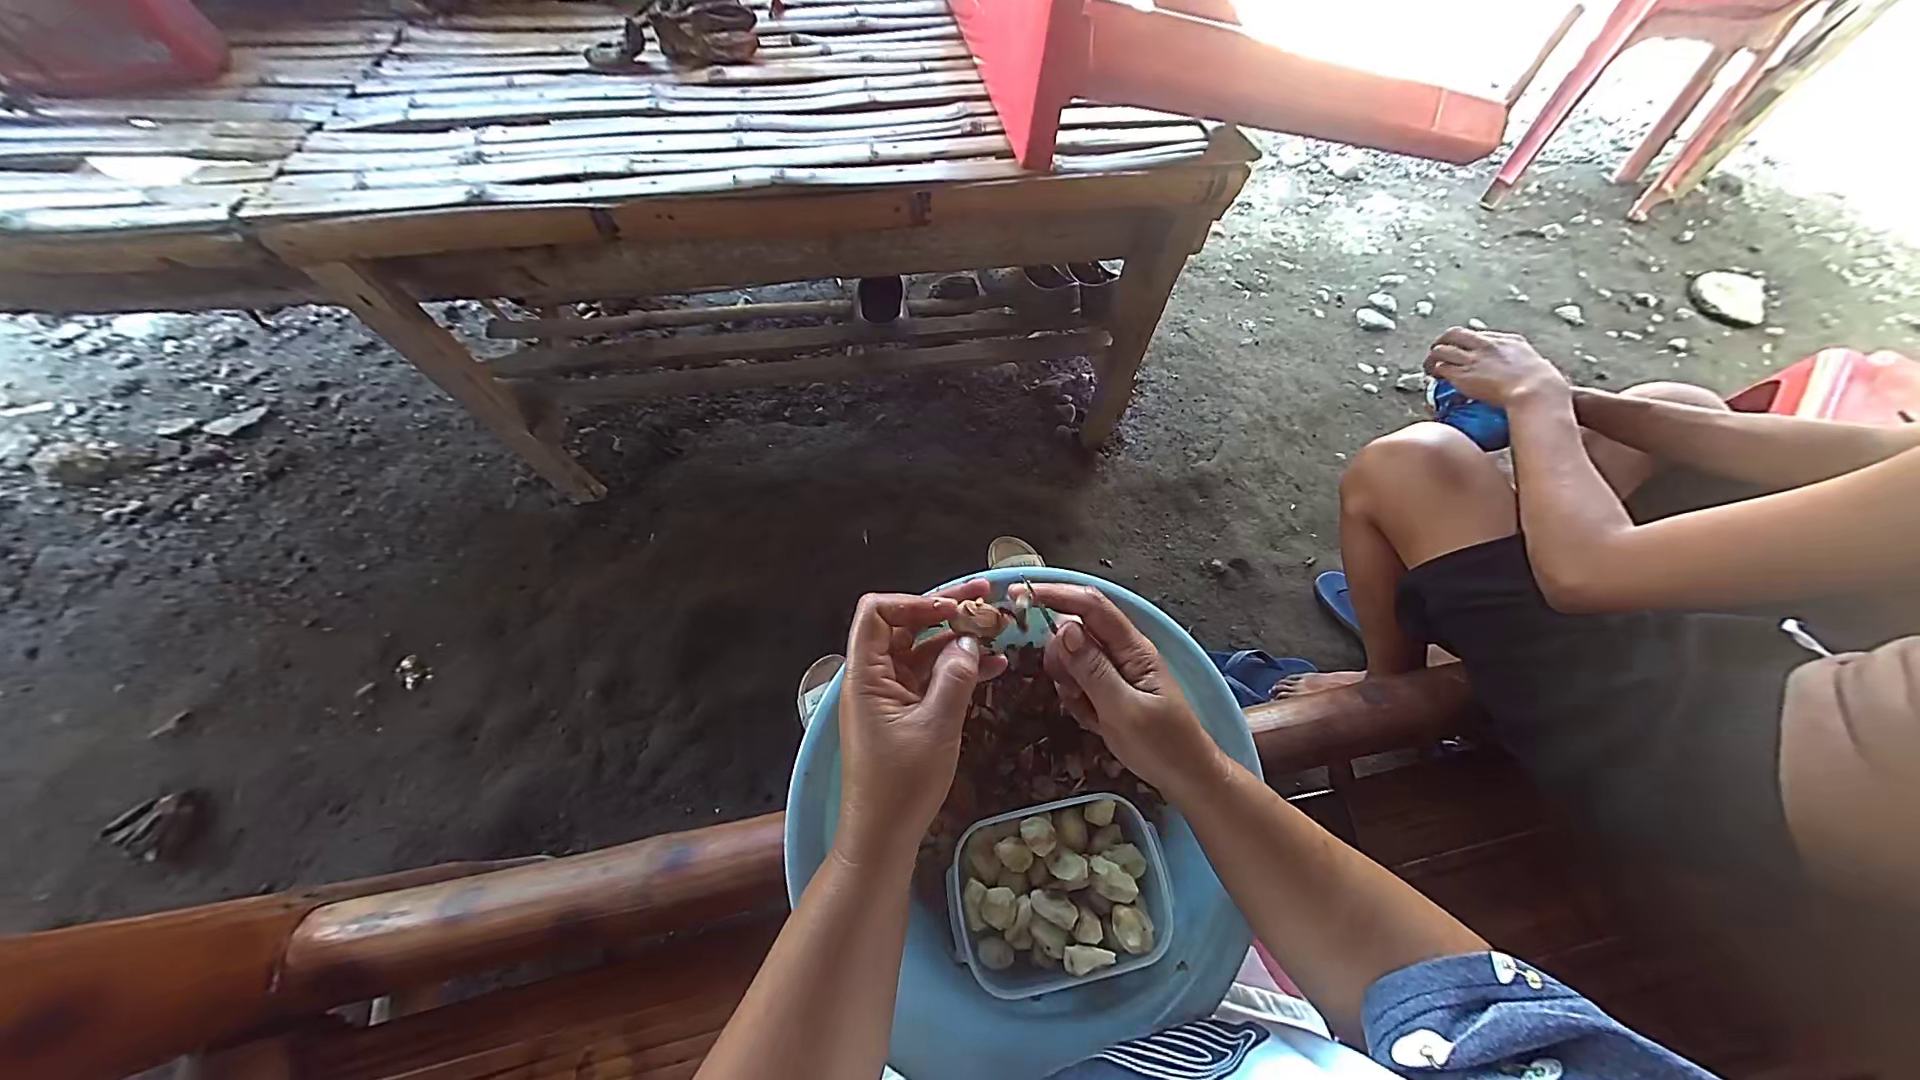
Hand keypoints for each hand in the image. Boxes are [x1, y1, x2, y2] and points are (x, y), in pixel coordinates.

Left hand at [836, 580, 1008, 863]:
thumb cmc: (901, 785)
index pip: (877, 612)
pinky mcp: (906, 709)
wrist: (883, 836)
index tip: (953, 609)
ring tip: (998, 629)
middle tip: (986, 597)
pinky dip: (958, 668)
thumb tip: (971, 640)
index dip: (915, 603)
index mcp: (866, 674)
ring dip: (959, 639)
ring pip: (924, 650)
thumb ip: (955, 677)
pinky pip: (932, 676)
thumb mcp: (936, 726)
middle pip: (906, 626)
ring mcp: (891, 692)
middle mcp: (875, 676)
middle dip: (946, 611)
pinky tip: (992, 665)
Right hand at [1013, 583, 1228, 796]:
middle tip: (1069, 689)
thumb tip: (1064, 628)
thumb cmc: (1164, 746)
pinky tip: (1093, 720)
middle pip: (1075, 630)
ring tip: (1087, 709)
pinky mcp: (1107, 688)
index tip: (1018, 594)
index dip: (1054, 593)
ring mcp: (1115, 669)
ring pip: (1071, 657)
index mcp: (1133, 648)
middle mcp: (1122, 650)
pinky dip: (1076, 699)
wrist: (1188, 779)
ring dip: (1068, 681)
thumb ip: (1092, 669)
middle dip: (1060, 655)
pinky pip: (1076, 681)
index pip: (1090, 605)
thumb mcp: (1124, 710)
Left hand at [1424, 327, 1569, 407]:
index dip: (1463, 343)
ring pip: (1440, 350)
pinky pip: (1440, 367)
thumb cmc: (1539, 382)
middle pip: (1453, 334)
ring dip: (1431, 359)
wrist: (1534, 389)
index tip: (1461, 351)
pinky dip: (1434, 371)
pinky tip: (1435, 377)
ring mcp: (1474, 359)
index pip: (1476, 334)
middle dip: (1440, 342)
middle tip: (1435, 353)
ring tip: (1430, 368)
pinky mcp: (1463, 374)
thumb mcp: (1530, 361)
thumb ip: (1515, 360)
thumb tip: (1511, 369)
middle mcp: (1487, 345)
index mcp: (1507, 340)